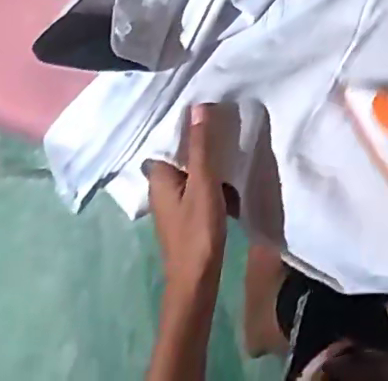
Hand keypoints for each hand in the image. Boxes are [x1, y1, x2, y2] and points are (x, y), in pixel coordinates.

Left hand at [145, 103, 228, 293]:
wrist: (196, 283)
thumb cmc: (197, 232)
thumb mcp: (203, 184)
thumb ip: (201, 146)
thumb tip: (197, 106)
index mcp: (158, 173)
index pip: (170, 135)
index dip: (188, 120)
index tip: (209, 103)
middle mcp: (160, 183)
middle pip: (181, 151)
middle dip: (201, 138)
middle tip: (224, 118)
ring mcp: (172, 199)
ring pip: (191, 168)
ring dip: (208, 158)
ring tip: (230, 140)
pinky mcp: (185, 212)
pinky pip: (197, 184)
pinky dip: (211, 178)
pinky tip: (229, 174)